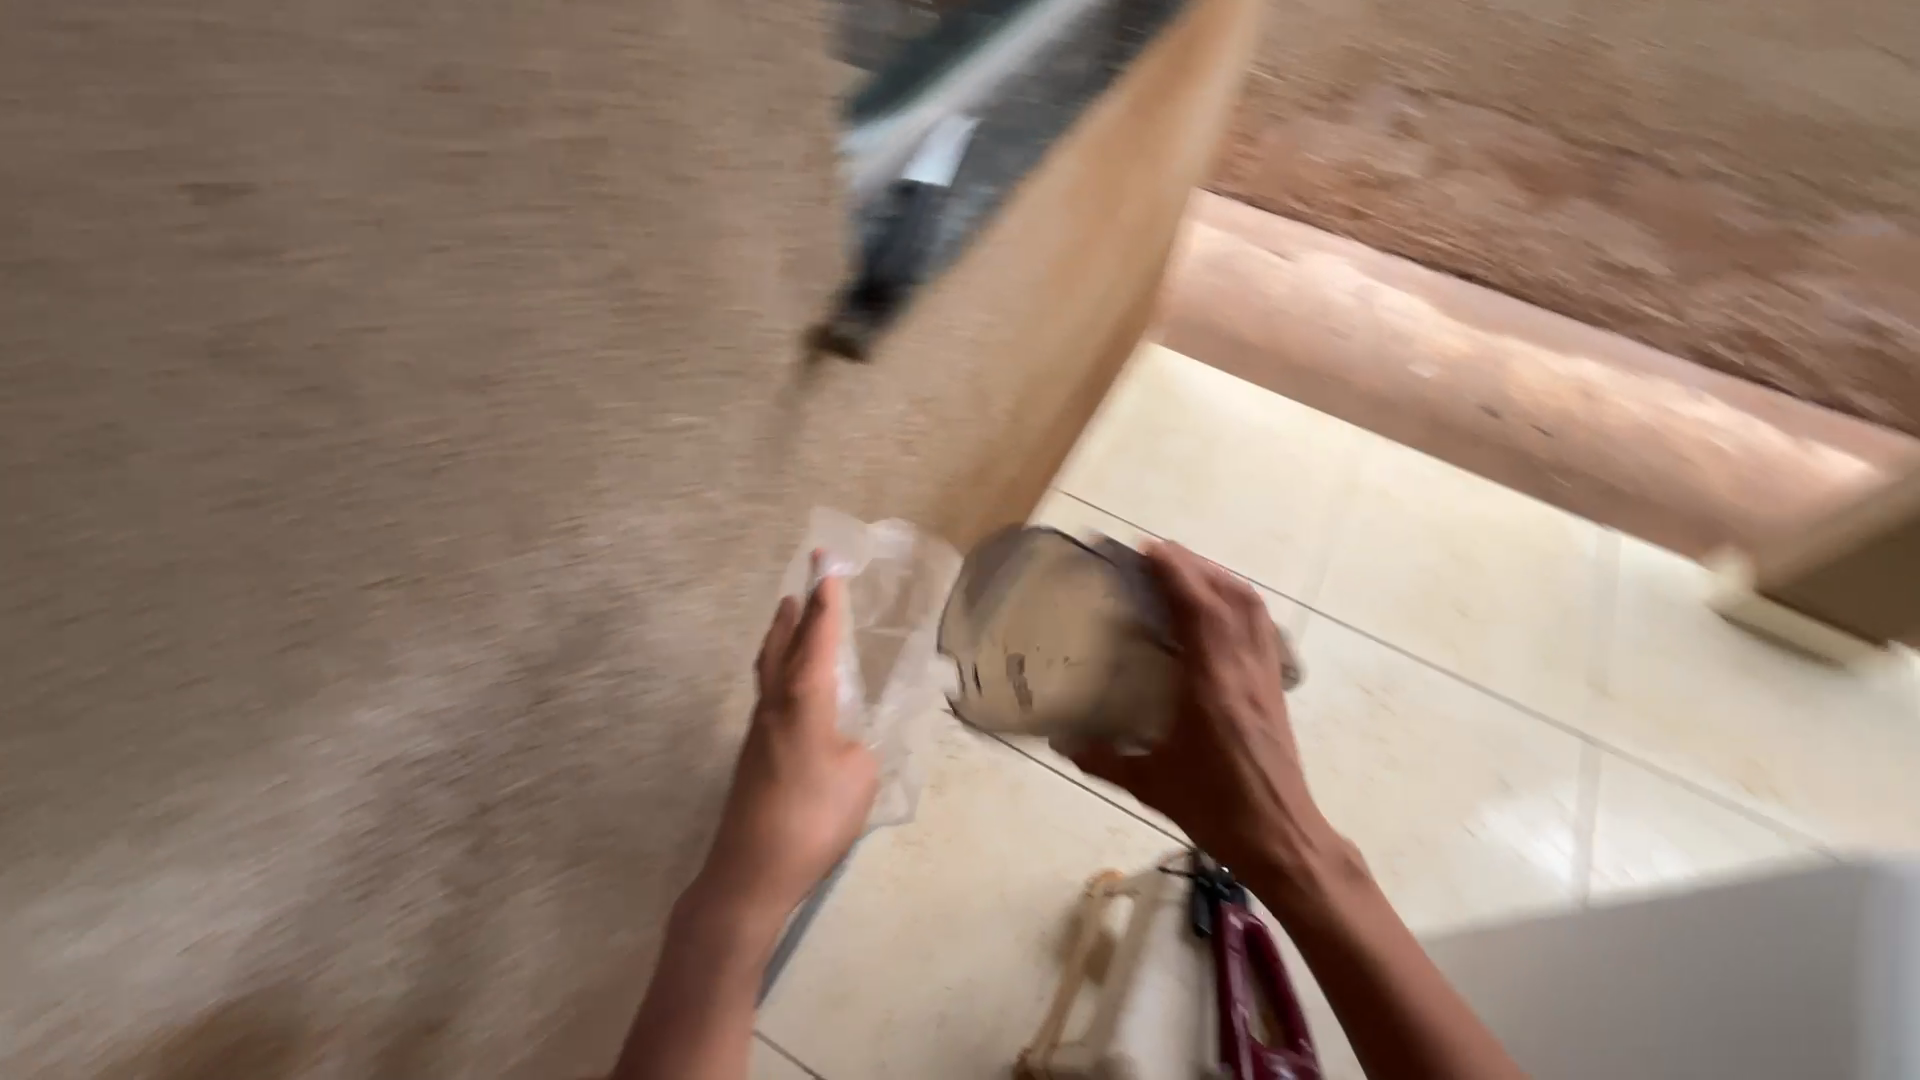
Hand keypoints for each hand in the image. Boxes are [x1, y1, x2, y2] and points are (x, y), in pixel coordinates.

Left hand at [700, 556, 879, 918]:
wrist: (750, 872)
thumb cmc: (812, 818)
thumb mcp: (859, 777)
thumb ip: (857, 747)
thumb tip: (843, 742)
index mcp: (805, 701)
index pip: (818, 640)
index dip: (826, 604)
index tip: (827, 569)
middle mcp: (776, 705)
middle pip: (782, 646)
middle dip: (794, 613)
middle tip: (802, 585)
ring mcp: (759, 731)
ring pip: (769, 670)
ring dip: (781, 639)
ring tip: (789, 620)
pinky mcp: (753, 756)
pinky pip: (768, 695)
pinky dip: (779, 671)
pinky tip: (789, 688)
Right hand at [1070, 542, 1355, 907]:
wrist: (1282, 838)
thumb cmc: (1214, 809)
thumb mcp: (1150, 784)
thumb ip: (1102, 758)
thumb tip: (1059, 742)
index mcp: (1212, 685)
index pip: (1199, 609)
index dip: (1175, 572)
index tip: (1147, 550)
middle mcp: (1244, 670)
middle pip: (1229, 596)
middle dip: (1194, 565)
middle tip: (1156, 556)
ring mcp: (1266, 677)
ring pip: (1251, 607)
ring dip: (1219, 578)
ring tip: (1185, 572)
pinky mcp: (1276, 689)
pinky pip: (1261, 627)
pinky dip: (1238, 603)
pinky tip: (1217, 611)